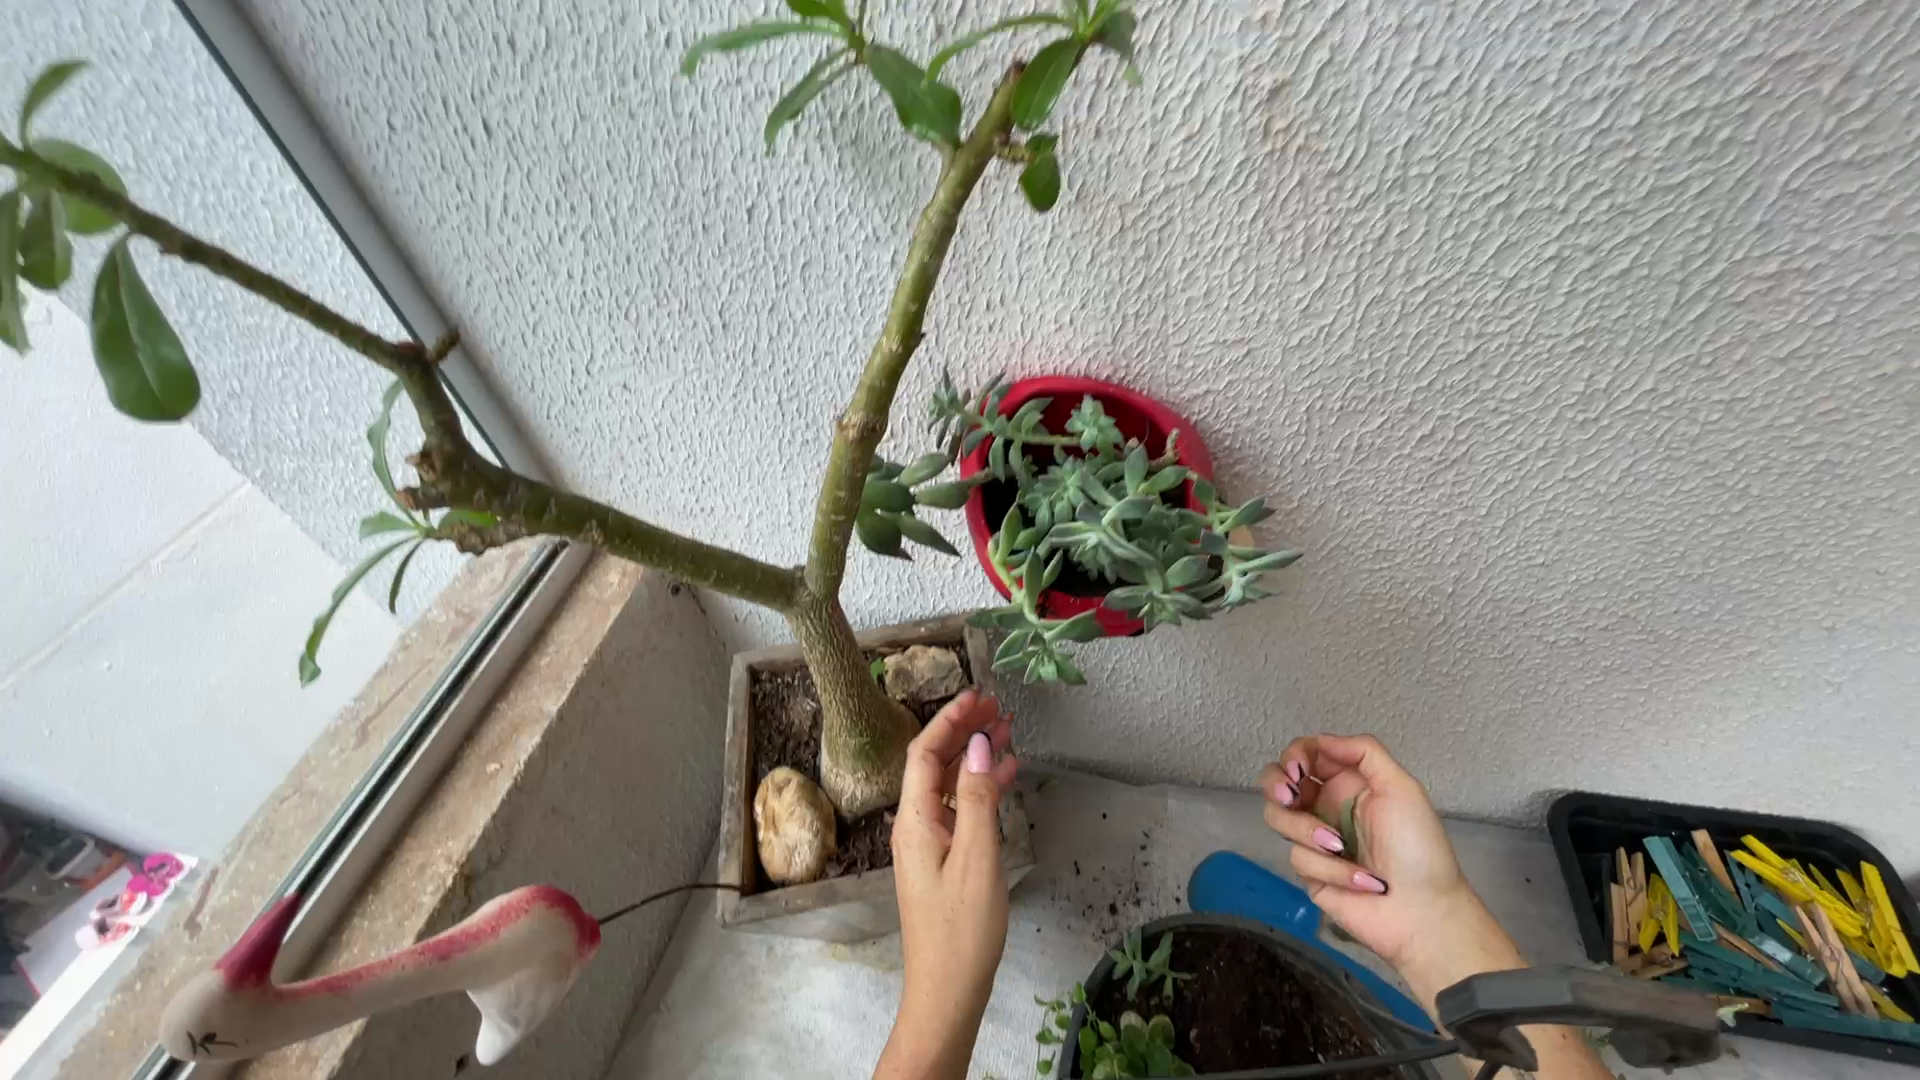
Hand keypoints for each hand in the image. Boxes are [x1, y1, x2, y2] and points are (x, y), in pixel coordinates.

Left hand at [875, 689, 1017, 1079]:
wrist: (947, 992)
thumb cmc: (961, 930)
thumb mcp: (977, 857)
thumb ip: (976, 797)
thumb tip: (977, 745)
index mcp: (914, 819)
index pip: (925, 752)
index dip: (950, 720)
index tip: (977, 695)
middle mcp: (916, 824)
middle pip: (936, 763)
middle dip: (964, 731)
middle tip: (997, 706)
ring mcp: (929, 841)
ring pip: (951, 783)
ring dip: (976, 755)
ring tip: (1008, 730)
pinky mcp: (944, 857)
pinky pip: (961, 808)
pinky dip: (982, 787)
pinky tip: (1006, 774)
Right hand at [1258, 734, 1519, 1003]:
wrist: (1425, 914)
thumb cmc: (1418, 849)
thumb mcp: (1402, 789)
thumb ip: (1365, 752)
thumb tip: (1321, 739)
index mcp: (1345, 782)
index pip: (1304, 754)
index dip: (1294, 755)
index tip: (1299, 770)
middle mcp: (1323, 804)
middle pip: (1275, 780)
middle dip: (1276, 784)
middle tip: (1289, 797)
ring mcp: (1312, 838)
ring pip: (1277, 817)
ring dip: (1307, 832)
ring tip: (1339, 848)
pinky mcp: (1308, 870)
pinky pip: (1298, 857)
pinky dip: (1331, 869)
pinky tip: (1362, 881)